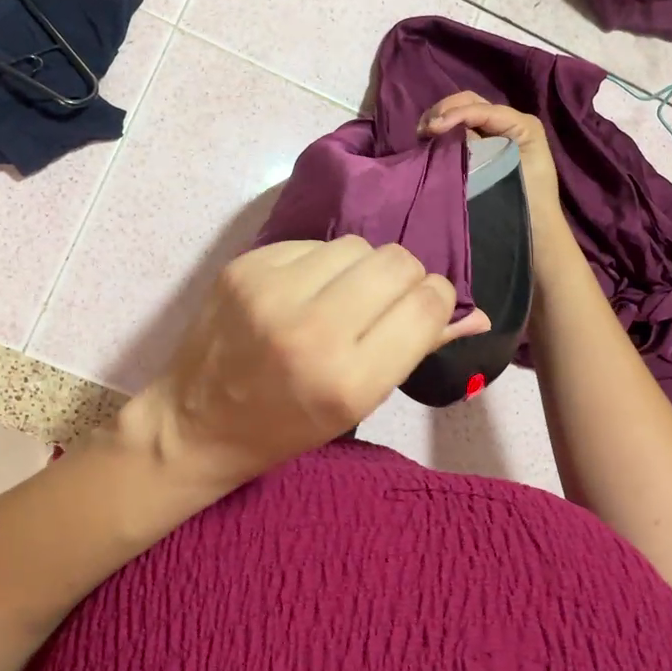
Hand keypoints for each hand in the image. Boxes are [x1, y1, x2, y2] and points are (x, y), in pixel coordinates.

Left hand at [137, 238, 490, 488]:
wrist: (194, 423)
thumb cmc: (285, 426)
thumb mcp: (357, 404)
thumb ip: (416, 350)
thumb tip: (476, 314)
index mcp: (348, 379)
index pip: (426, 304)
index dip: (436, 301)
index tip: (423, 310)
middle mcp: (312, 329)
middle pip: (395, 261)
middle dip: (403, 277)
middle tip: (383, 302)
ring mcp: (271, 291)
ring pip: (355, 244)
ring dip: (360, 268)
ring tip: (339, 299)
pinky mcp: (245, 267)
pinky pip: (311, 243)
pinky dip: (318, 265)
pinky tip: (301, 292)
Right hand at [418, 92, 566, 238]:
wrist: (535, 230)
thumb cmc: (525, 202)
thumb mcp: (504, 170)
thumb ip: (480, 147)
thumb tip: (449, 132)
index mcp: (521, 125)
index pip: (482, 109)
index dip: (455, 114)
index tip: (432, 129)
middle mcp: (508, 123)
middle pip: (471, 102)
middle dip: (445, 110)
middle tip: (425, 130)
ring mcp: (495, 132)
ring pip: (463, 110)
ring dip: (441, 117)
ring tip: (425, 133)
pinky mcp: (483, 145)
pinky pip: (462, 128)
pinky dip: (444, 129)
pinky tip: (431, 139)